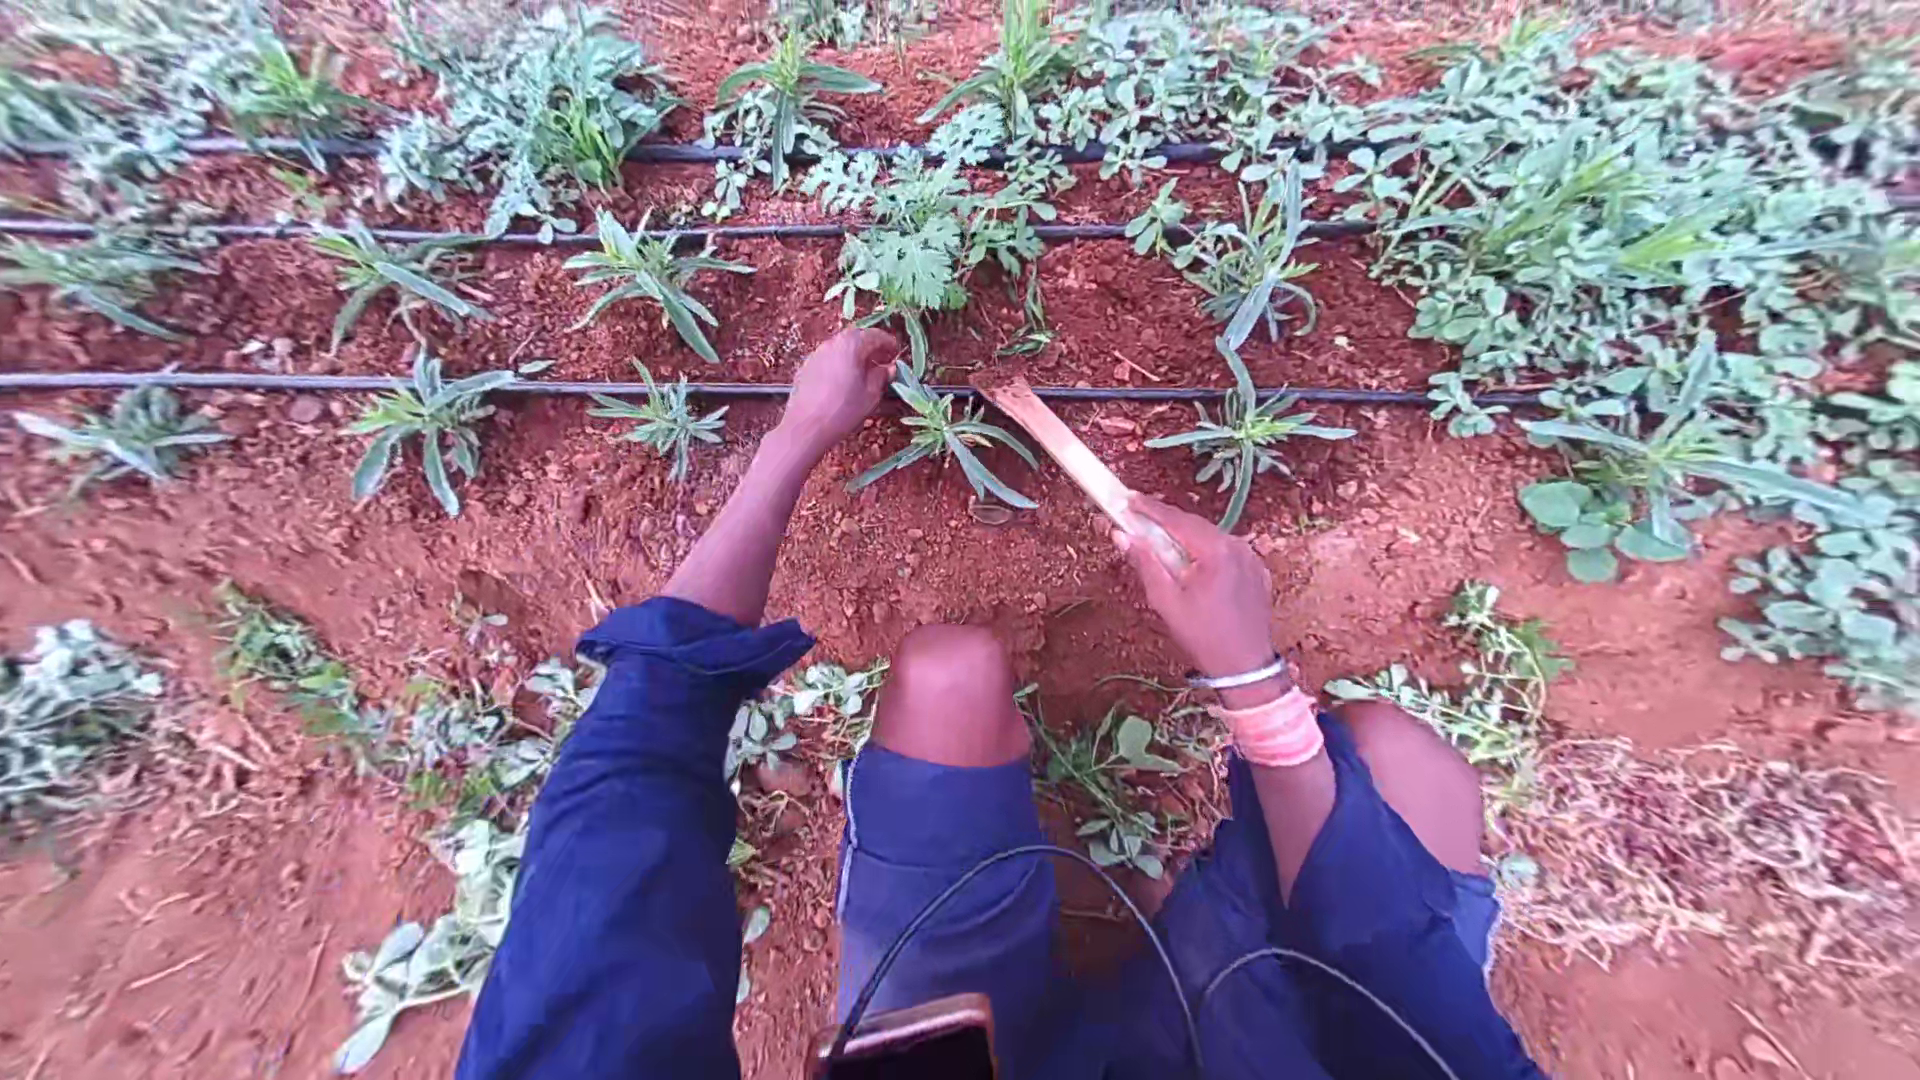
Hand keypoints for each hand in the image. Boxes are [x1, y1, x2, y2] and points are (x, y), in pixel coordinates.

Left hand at [777, 326, 898, 459]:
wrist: (807, 426)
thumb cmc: (844, 410)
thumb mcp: (871, 395)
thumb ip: (882, 377)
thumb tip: (889, 368)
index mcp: (851, 345)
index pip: (875, 335)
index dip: (889, 343)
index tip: (896, 353)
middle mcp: (832, 343)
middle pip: (856, 338)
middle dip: (872, 348)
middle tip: (883, 361)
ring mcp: (817, 354)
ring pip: (841, 348)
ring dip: (856, 356)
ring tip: (865, 373)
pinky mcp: (807, 367)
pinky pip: (829, 359)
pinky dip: (841, 364)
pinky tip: (845, 382)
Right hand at [1115, 495, 1286, 704]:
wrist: (1245, 666)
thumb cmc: (1201, 635)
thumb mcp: (1165, 600)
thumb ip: (1145, 562)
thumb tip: (1121, 534)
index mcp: (1215, 551)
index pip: (1176, 519)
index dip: (1149, 508)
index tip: (1127, 498)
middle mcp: (1237, 546)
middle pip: (1194, 524)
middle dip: (1165, 520)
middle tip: (1138, 517)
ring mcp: (1250, 557)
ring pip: (1210, 536)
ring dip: (1184, 535)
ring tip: (1160, 540)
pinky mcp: (1256, 570)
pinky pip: (1225, 550)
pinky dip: (1203, 549)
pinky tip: (1189, 561)